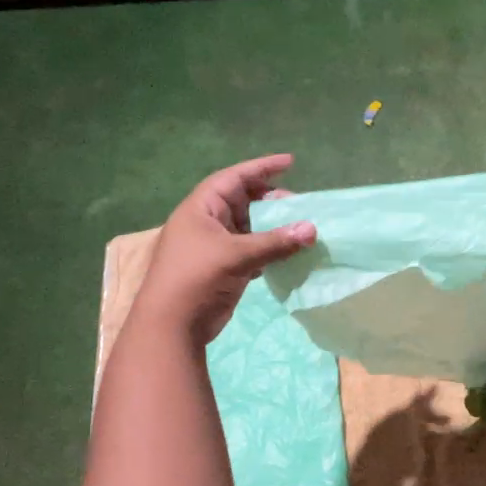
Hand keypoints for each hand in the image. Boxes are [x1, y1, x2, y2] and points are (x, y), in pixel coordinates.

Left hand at [132, 155, 317, 344]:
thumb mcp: (237, 255)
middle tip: (300, 205)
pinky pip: (254, 250)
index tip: (290, 162)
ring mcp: (216, 246)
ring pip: (251, 228)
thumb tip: (312, 229)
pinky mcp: (225, 268)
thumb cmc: (197, 278)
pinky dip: (272, 249)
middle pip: (244, 202)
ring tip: (301, 228)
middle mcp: (208, 223)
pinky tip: (291, 253)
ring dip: (275, 227)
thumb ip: (276, 242)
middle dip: (272, 201)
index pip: (233, 178)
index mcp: (201, 209)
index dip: (261, 168)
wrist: (173, 323)